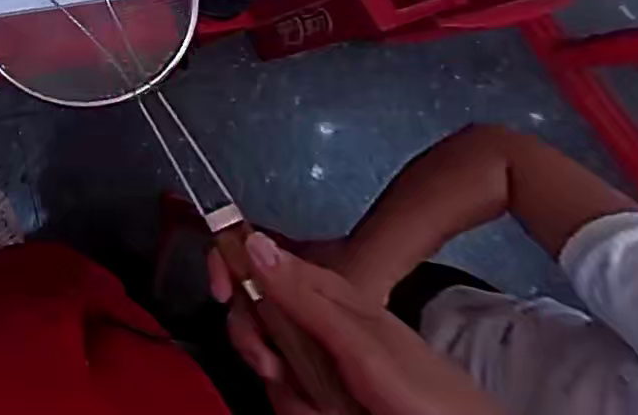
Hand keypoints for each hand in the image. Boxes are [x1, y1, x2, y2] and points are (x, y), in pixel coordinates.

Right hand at [209, 232, 502, 414]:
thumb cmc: (420, 390)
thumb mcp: (359, 341)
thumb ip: (302, 293)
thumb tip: (249, 238)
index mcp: (319, 290)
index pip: (254, 257)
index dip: (227, 265)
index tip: (217, 290)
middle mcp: (312, 317)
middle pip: (249, 314)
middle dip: (256, 345)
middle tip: (278, 367)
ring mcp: (319, 357)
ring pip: (267, 360)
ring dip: (285, 388)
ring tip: (324, 408)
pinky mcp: (324, 393)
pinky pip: (286, 394)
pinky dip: (298, 408)